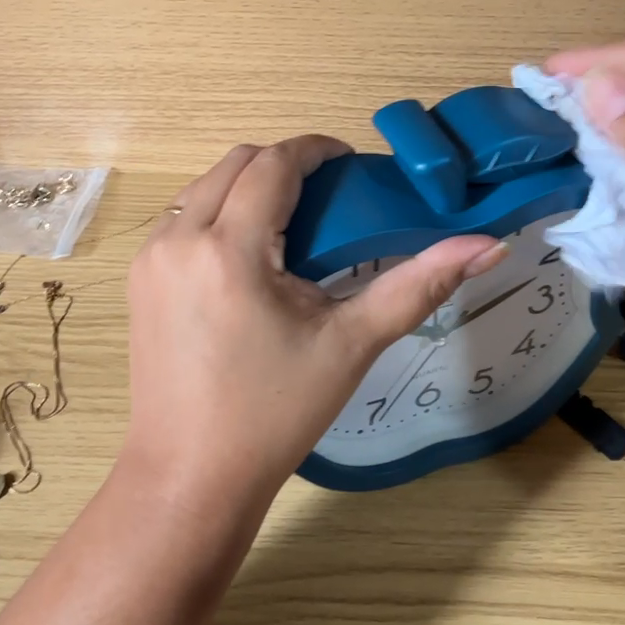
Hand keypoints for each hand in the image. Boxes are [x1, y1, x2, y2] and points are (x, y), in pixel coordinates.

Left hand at [121, 136, 506, 502]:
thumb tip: (487, 247)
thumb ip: (418, 286)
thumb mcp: (350, 346)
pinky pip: (180, 217)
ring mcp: (150, 258)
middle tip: (328, 191)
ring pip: (202, 186)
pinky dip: (216, 210)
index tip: (349, 160)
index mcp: (229, 249)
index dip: (314, 150)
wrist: (189, 474)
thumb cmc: (274, 414)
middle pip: (235, 163)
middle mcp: (178, 239)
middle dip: (282, 163)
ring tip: (291, 219)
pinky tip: (247, 250)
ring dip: (246, 184)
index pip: (273, 165)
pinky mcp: (137, 278)